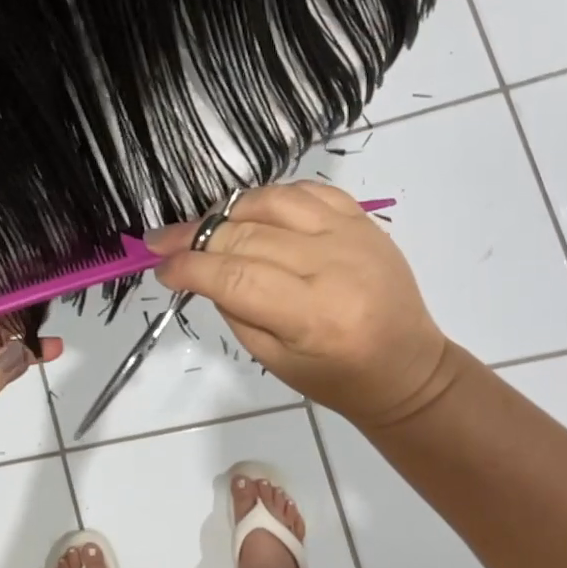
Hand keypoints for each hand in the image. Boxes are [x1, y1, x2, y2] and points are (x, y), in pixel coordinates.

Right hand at [149, 182, 456, 429]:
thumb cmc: (335, 376)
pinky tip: (249, 214)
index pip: (234, 276)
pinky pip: (304, 191)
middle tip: (160, 243)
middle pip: (245, 236)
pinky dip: (268, 198)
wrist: (407, 367)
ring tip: (205, 229)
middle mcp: (334, 266)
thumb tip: (197, 268)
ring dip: (227, 212)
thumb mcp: (271, 358)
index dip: (188, 267)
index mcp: (314, 315)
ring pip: (270, 202)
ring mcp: (352, 235)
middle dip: (194, 238)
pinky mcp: (362, 219)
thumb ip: (233, 307)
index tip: (159, 268)